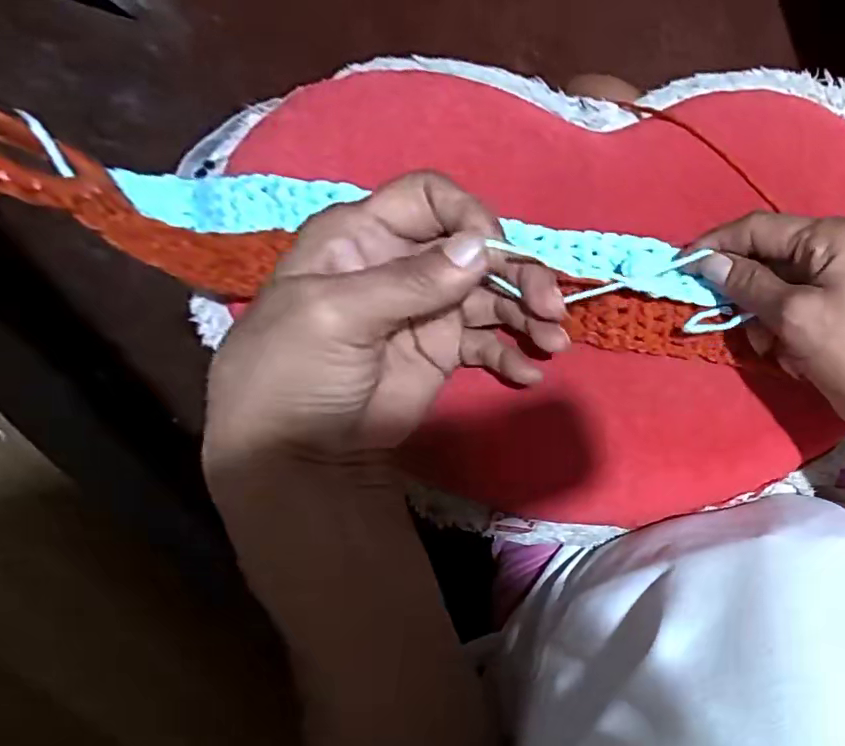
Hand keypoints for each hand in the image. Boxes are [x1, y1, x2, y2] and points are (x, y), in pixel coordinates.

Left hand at [204, 170, 569, 469]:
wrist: (296, 445)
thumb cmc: (293, 367)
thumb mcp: (339, 315)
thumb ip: (410, 282)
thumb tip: (480, 249)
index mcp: (366, 236)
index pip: (431, 200)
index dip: (472, 218)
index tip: (499, 255)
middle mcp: (406, 265)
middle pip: (478, 252)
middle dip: (520, 276)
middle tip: (551, 310)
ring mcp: (430, 311)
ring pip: (495, 299)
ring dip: (528, 318)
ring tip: (551, 346)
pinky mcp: (447, 352)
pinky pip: (491, 345)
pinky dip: (514, 358)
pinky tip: (527, 377)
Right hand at [689, 213, 844, 425]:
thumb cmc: (843, 349)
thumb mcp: (792, 313)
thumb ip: (747, 283)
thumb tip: (704, 261)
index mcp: (828, 236)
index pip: (760, 228)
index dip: (719, 244)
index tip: (682, 263)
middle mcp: (827, 250)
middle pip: (763, 259)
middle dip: (746, 293)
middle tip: (726, 315)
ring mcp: (825, 281)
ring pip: (768, 290)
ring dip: (763, 321)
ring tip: (777, 347)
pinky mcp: (821, 310)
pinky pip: (782, 312)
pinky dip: (777, 334)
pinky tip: (790, 356)